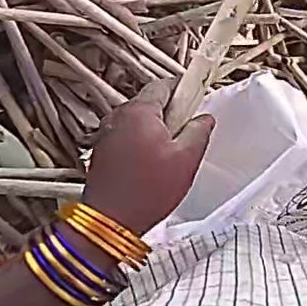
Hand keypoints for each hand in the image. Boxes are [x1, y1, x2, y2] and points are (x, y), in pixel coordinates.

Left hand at [82, 78, 215, 234]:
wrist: (110, 220)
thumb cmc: (145, 192)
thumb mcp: (186, 159)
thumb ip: (198, 131)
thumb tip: (204, 119)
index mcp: (139, 112)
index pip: (163, 85)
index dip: (183, 89)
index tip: (196, 95)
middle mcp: (118, 117)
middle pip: (149, 103)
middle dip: (170, 114)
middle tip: (187, 131)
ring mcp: (106, 134)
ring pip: (137, 121)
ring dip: (154, 130)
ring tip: (169, 154)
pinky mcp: (102, 151)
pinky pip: (126, 137)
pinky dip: (139, 144)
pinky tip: (151, 164)